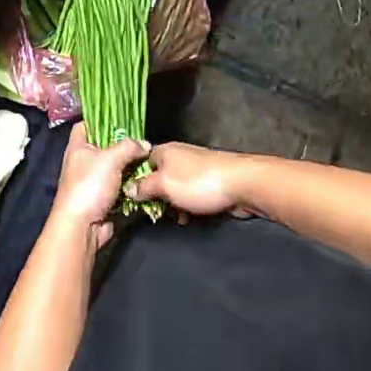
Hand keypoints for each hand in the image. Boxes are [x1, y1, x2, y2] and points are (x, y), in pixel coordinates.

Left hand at [51, 123, 149, 247]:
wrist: (81, 226)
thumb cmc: (89, 186)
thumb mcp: (110, 159)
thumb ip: (129, 146)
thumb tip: (145, 144)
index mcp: (78, 148)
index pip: (85, 125)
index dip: (100, 119)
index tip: (121, 119)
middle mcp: (83, 162)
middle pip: (104, 146)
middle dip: (122, 144)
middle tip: (142, 140)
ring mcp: (92, 181)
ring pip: (114, 167)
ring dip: (129, 165)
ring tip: (148, 158)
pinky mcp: (102, 198)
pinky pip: (119, 185)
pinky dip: (130, 183)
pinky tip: (144, 178)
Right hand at [126, 142, 250, 217]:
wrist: (242, 184)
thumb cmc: (197, 182)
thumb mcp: (163, 185)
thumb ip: (143, 187)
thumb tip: (128, 188)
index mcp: (164, 151)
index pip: (140, 161)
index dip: (133, 178)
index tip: (127, 197)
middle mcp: (178, 157)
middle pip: (157, 176)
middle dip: (153, 195)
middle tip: (150, 212)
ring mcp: (195, 169)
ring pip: (174, 189)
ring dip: (172, 204)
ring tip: (172, 218)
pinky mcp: (208, 183)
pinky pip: (190, 196)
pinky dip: (187, 207)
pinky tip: (188, 219)